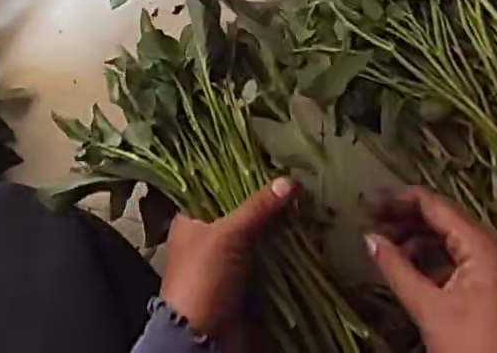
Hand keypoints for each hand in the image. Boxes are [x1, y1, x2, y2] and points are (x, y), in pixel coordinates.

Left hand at [159, 178, 294, 337]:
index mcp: (190, 216)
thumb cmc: (203, 277)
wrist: (204, 340)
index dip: (237, 174)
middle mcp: (207, 235)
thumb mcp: (227, 234)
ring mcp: (228, 261)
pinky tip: (305, 241)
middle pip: (239, 213)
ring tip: (306, 206)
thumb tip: (288, 181)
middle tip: (294, 185)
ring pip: (256, 238)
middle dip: (264, 205)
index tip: (266, 162)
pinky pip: (268, 264)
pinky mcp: (247, 285)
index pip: (213, 186)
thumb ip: (256, 209)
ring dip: (278, 230)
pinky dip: (285, 256)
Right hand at [364, 187, 496, 352]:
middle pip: (445, 220)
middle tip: (371, 224)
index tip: (366, 206)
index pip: (433, 205)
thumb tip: (370, 238)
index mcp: (487, 250)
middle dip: (405, 220)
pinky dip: (437, 262)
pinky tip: (413, 272)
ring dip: (418, 241)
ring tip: (387, 248)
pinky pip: (467, 265)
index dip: (395, 201)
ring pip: (455, 243)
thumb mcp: (431, 310)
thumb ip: (396, 268)